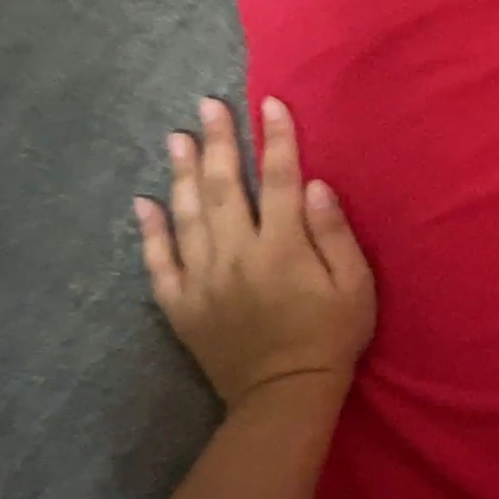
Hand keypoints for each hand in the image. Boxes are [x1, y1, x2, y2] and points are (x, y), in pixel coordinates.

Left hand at [134, 97, 375, 411]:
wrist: (284, 394)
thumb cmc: (332, 332)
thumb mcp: (355, 283)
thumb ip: (334, 232)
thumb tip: (316, 184)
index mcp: (283, 248)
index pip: (280, 180)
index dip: (277, 139)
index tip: (270, 104)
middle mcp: (236, 256)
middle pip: (225, 188)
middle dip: (219, 143)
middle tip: (209, 106)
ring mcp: (202, 280)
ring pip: (187, 215)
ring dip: (182, 173)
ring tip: (176, 137)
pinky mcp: (180, 304)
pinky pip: (158, 262)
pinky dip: (150, 230)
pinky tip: (144, 202)